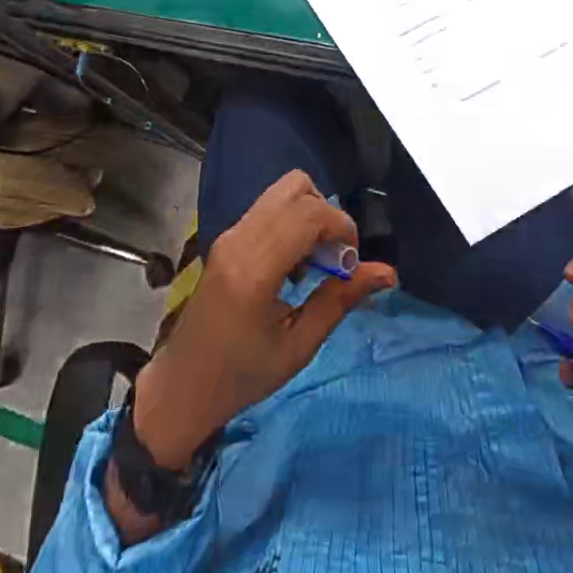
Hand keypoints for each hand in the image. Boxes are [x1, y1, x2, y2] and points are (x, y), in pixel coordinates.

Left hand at [131, 171, 396, 467]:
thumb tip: (386, 272)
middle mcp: (238, 240)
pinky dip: (292, 223)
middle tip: (335, 260)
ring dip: (310, 217)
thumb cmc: (241, 375)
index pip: (309, 213)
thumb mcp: (299, 346)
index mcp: (254, 269)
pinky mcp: (226, 240)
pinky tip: (293, 266)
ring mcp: (228, 236)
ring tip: (314, 265)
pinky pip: (268, 210)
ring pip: (281, 192)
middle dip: (329, 215)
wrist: (185, 384)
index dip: (343, 228)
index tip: (351, 266)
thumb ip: (340, 301)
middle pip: (296, 187)